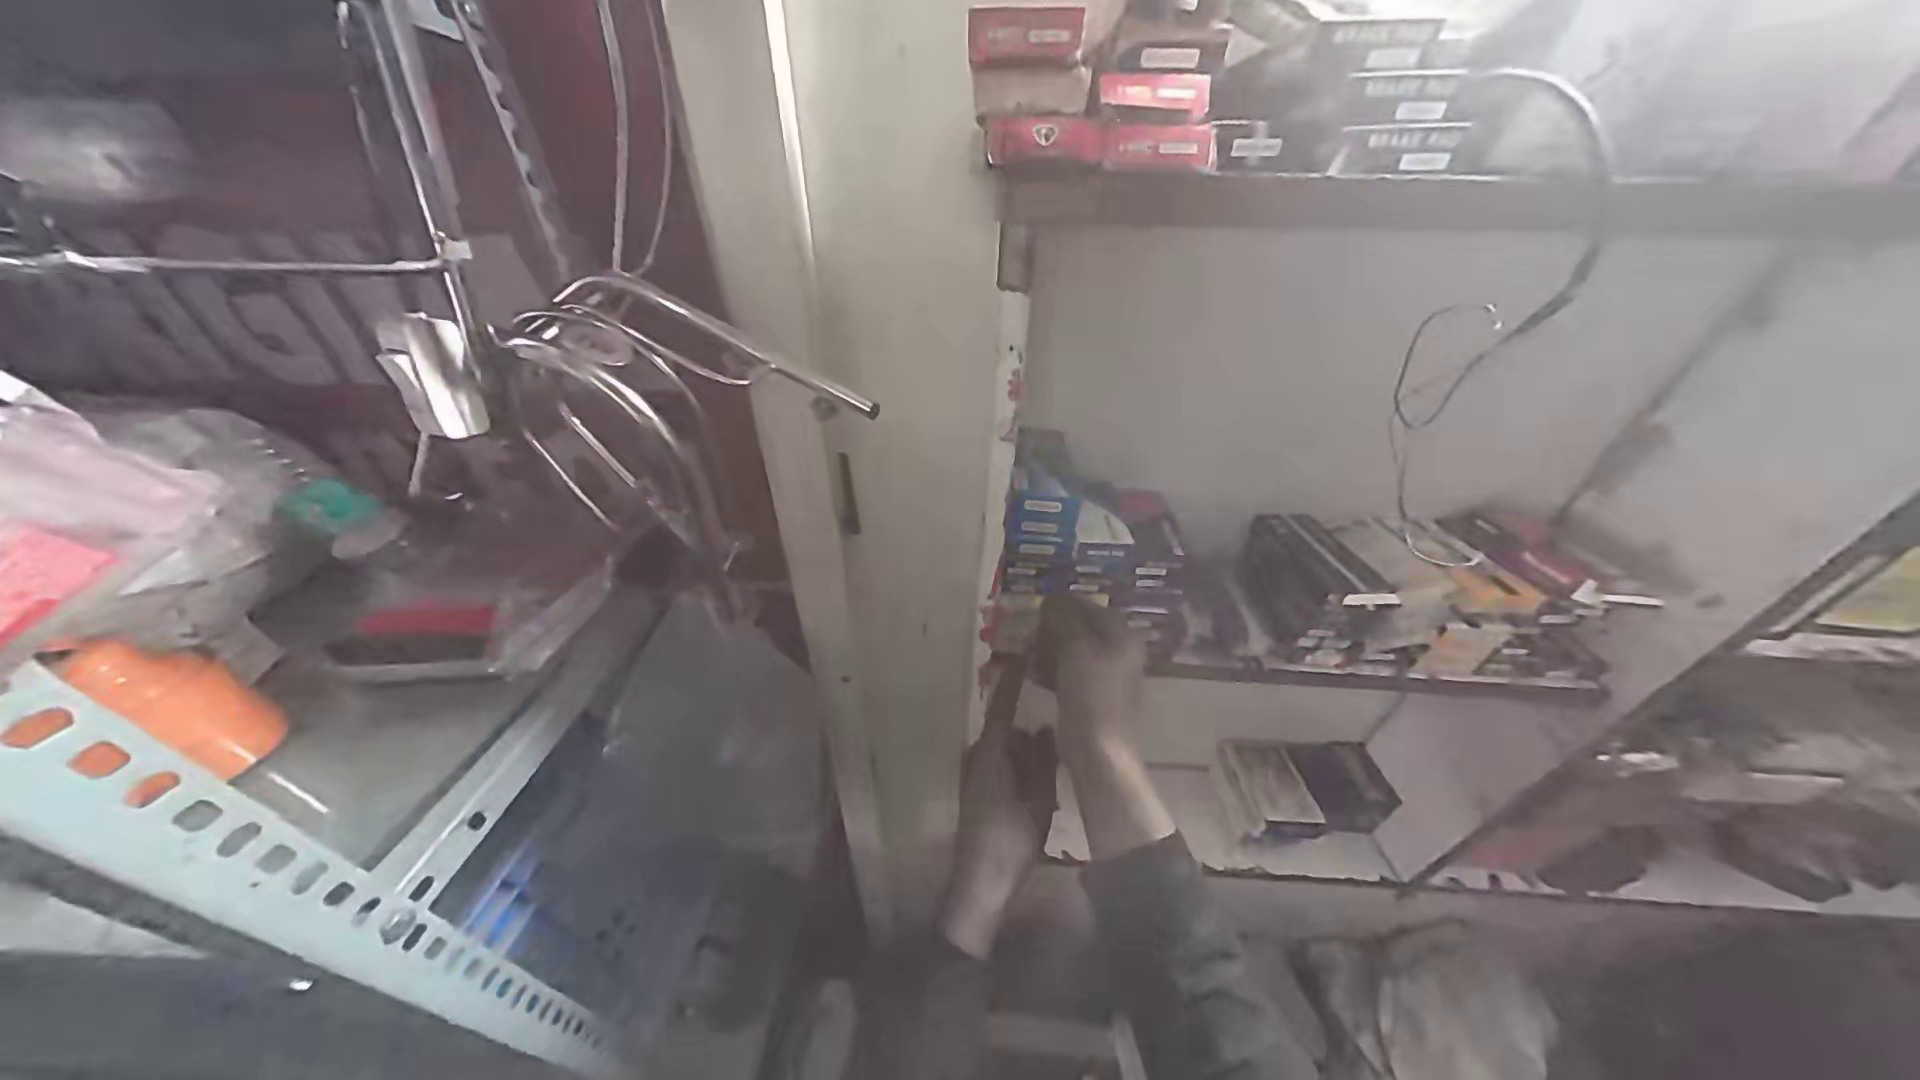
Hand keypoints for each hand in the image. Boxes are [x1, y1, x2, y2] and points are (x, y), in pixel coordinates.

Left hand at [939, 699, 1057, 959]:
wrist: (980, 880)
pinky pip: (1001, 765)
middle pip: (1007, 728)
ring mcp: (975, 774)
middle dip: (1029, 724)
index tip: (1023, 656)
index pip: (1003, 705)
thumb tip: (1045, 727)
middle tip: (1057, 718)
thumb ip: (1043, 758)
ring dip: (1025, 749)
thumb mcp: (1039, 797)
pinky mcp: (977, 791)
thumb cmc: (1012, 836)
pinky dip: (1019, 764)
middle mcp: (978, 755)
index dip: (1013, 681)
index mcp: (991, 751)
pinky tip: (1040, 779)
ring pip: (1005, 749)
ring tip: (1054, 754)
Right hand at [1037, 596, 1146, 761]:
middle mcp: (1119, 653)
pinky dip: (1052, 669)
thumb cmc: (1090, 692)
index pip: (1092, 607)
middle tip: (1029, 629)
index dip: (1065, 603)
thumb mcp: (1076, 648)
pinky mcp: (1092, 696)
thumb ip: (1065, 619)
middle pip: (1082, 629)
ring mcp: (1107, 676)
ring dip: (1049, 647)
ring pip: (1074, 651)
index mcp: (1122, 637)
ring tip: (1026, 649)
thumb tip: (1052, 600)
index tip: (1039, 605)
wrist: (1098, 749)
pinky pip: (1070, 673)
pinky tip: (1032, 672)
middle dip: (1053, 627)